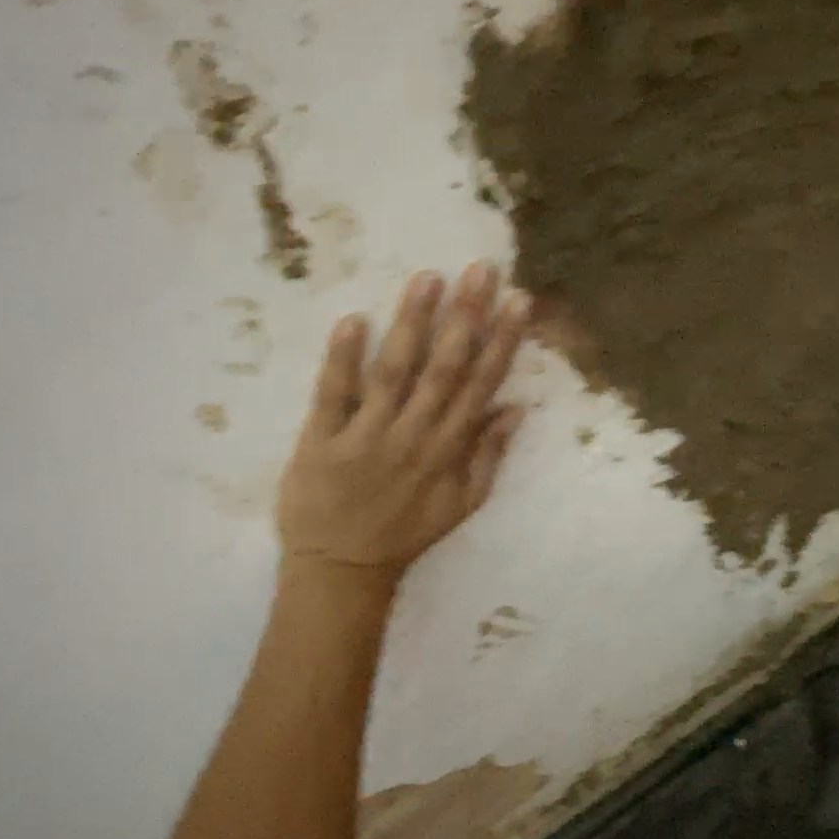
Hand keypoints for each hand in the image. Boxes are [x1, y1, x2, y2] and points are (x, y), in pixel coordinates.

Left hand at [276, 262, 527, 576]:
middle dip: (466, 318)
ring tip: (428, 278)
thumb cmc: (406, 532)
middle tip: (481, 270)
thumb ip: (488, 455)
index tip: (518, 303)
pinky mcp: (320, 441)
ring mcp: (366, 437)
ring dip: (412, 325)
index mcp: (448, 451)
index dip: (501, 343)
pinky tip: (355, 320)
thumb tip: (516, 408)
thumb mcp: (462, 503)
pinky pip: (333, 396)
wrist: (342, 568)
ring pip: (394, 374)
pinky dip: (342, 359)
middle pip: (444, 370)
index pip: (480, 387)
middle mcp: (413, 437)